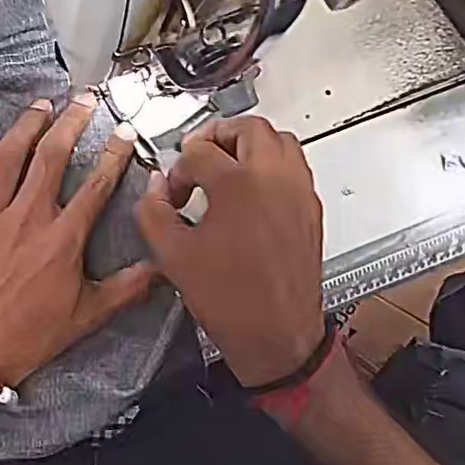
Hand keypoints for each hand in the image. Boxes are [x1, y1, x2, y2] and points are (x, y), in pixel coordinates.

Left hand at [0, 94, 156, 443]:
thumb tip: (162, 269)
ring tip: (42, 104)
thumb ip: (126, 288)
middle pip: (51, 156)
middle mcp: (27, 218)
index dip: (113, 155)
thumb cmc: (28, 335)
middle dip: (71, 122)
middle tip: (84, 101)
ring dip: (27, 125)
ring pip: (9, 156)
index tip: (124, 133)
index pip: (95, 185)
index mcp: (62, 240)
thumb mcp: (86, 316)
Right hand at [135, 116, 324, 387]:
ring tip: (225, 163)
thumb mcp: (172, 256)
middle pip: (249, 128)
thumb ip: (153, 212)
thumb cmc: (233, 302)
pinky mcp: (310, 210)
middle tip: (197, 153)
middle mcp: (275, 180)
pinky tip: (251, 187)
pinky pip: (294, 166)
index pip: (200, 153)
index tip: (172, 191)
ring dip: (249, 144)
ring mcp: (298, 193)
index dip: (178, 170)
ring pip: (280, 140)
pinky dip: (271, 164)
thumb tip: (154, 189)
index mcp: (239, 185)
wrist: (276, 336)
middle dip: (217, 135)